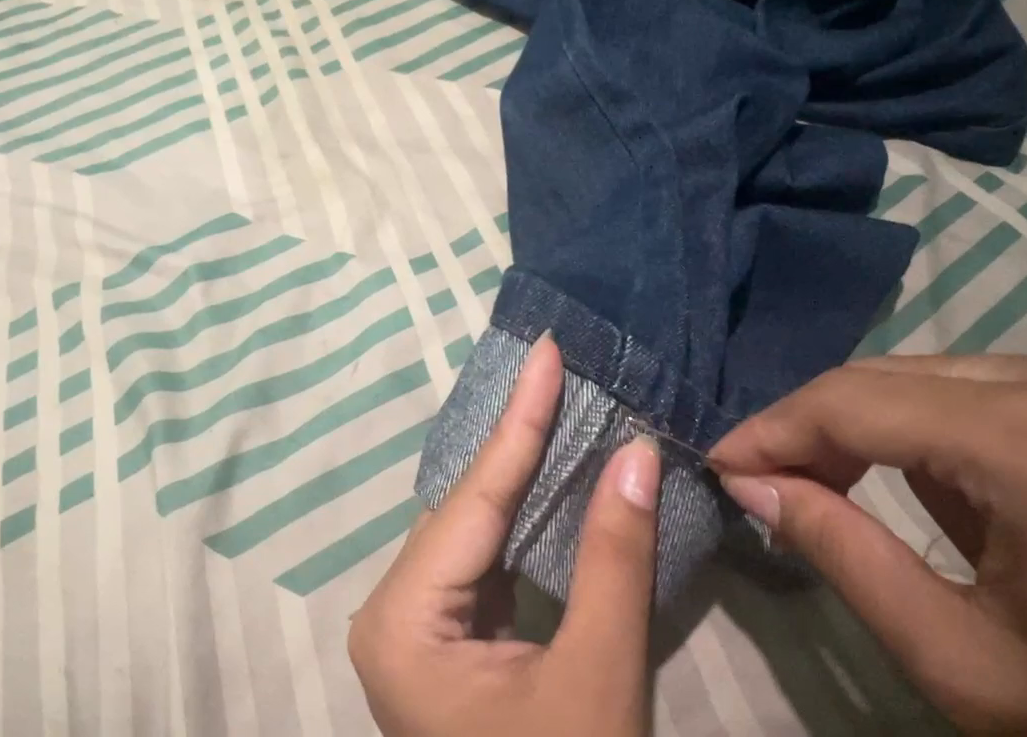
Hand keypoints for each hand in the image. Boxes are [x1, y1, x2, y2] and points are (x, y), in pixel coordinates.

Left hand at [349, 334, 661, 736]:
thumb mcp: (595, 676)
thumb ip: (609, 559)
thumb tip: (633, 453)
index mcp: (404, 618)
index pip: (474, 498)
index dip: (518, 419)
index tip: (543, 351)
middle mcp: (393, 610)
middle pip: (465, 507)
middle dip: (516, 438)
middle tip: (554, 367)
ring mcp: (413, 626)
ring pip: (471, 528)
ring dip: (516, 471)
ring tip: (553, 401)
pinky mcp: (441, 640)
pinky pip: (479, 558)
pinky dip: (516, 516)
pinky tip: (542, 474)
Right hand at [709, 352, 1026, 734]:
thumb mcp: (970, 667)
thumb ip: (842, 555)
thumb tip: (750, 482)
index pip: (855, 401)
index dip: (772, 429)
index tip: (721, 464)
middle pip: (900, 375)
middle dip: (828, 429)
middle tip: (779, 486)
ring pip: (956, 373)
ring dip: (900, 430)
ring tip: (886, 503)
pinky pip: (1022, 384)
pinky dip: (972, 427)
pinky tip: (987, 497)